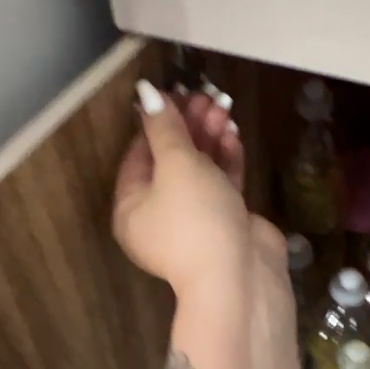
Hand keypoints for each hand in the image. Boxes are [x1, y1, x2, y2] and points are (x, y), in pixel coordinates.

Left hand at [112, 80, 249, 298]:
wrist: (238, 276)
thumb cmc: (196, 218)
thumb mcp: (175, 164)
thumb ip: (163, 126)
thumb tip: (146, 91)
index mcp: (131, 207)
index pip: (139, 153)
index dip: (158, 121)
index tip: (179, 92)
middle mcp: (157, 216)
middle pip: (170, 161)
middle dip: (189, 127)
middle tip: (208, 97)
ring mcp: (193, 222)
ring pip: (198, 171)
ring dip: (210, 139)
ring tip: (225, 109)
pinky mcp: (224, 224)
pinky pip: (221, 186)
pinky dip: (226, 160)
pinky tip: (233, 134)